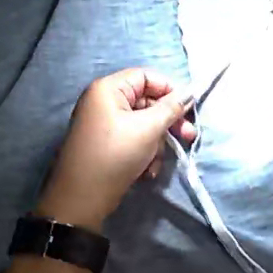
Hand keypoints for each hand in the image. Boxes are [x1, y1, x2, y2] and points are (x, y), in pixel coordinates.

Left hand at [36, 69, 195, 229]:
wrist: (84, 195)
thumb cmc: (116, 154)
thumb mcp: (149, 129)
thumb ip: (170, 109)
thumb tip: (187, 96)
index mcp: (109, 89)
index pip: (146, 76)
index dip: (170, 90)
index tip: (188, 109)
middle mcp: (105, 102)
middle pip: (148, 102)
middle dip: (168, 122)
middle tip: (188, 137)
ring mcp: (105, 124)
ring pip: (145, 124)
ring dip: (157, 143)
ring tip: (156, 162)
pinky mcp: (108, 144)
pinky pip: (135, 140)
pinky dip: (145, 153)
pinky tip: (146, 170)